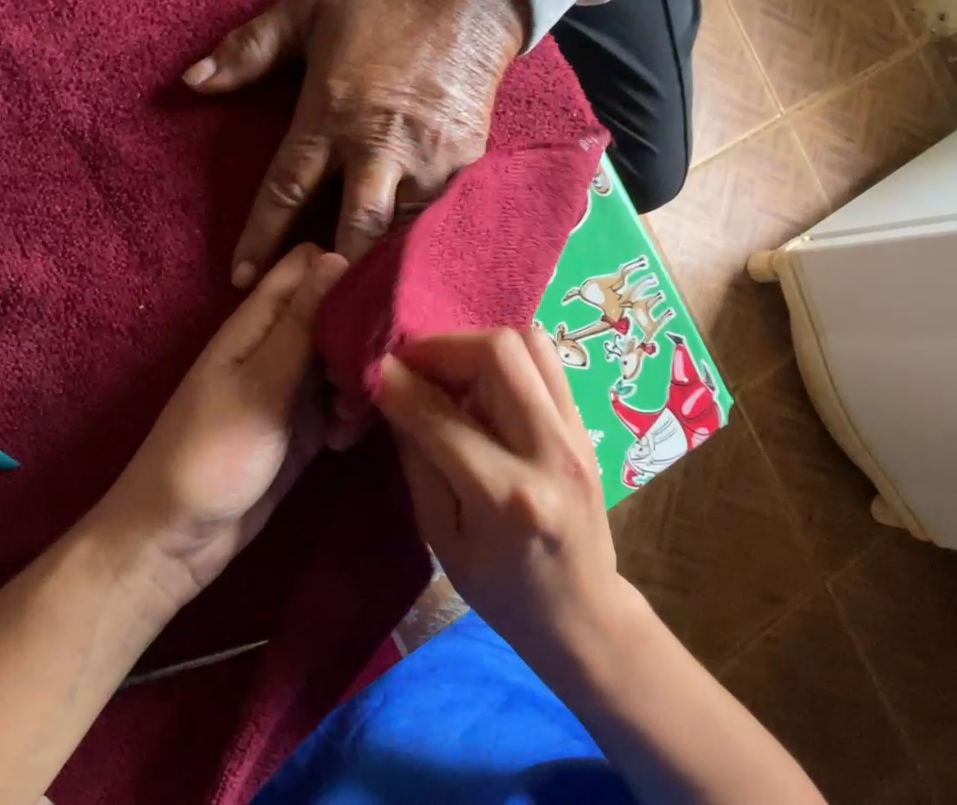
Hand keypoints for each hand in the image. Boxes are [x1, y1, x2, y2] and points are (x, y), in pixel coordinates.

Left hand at [94, 244, 349, 602]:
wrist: (175, 539)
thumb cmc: (209, 455)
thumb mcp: (260, 386)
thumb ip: (301, 326)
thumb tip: (336, 255)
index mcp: (257, 324)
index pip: (309, 265)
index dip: (348, 268)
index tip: (385, 297)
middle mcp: (277, 347)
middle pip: (336, 313)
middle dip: (362, 336)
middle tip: (374, 374)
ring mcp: (290, 388)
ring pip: (343, 360)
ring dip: (358, 383)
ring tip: (349, 419)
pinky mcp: (302, 427)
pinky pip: (339, 403)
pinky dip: (348, 417)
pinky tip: (340, 443)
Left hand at [185, 0, 527, 286]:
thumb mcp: (306, 5)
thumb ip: (248, 48)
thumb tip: (191, 82)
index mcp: (333, 112)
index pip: (286, 189)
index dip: (261, 238)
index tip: (240, 279)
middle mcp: (382, 145)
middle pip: (356, 228)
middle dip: (336, 274)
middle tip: (314, 310)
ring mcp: (432, 157)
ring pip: (405, 231)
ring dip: (382, 265)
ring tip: (361, 301)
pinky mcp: (469, 159)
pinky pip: (444, 215)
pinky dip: (423, 243)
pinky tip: (412, 269)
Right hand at [375, 326, 622, 656]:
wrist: (582, 613)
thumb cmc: (501, 592)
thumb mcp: (441, 538)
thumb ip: (417, 458)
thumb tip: (391, 392)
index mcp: (507, 499)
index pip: (440, 416)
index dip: (396, 384)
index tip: (370, 368)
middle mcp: (550, 454)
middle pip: (499, 353)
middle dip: (441, 345)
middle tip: (410, 363)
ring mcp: (578, 434)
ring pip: (530, 343)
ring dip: (475, 345)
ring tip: (445, 370)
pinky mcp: (586, 426)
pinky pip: (545, 362)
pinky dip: (504, 358)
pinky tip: (478, 382)